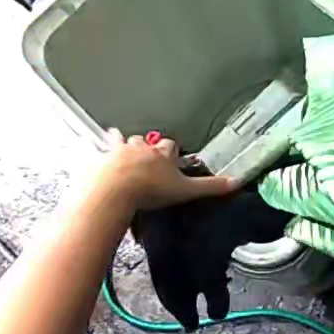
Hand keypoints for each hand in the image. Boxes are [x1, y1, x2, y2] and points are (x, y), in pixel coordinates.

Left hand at [89, 130, 238, 212]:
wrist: (114, 192)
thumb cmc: (151, 190)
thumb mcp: (185, 191)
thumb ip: (210, 187)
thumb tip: (238, 182)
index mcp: (161, 153)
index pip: (171, 145)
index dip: (172, 151)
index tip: (172, 158)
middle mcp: (140, 147)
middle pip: (145, 141)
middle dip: (146, 147)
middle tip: (147, 159)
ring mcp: (117, 151)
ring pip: (120, 141)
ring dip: (122, 144)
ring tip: (122, 153)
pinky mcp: (98, 159)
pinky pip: (96, 151)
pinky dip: (97, 153)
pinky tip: (95, 157)